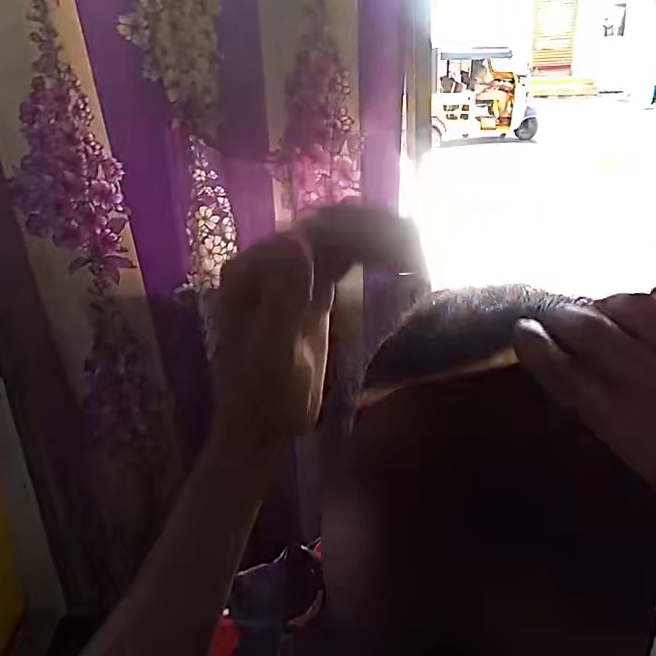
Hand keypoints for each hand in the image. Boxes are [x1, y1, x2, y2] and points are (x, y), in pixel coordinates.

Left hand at [212, 203, 422, 453]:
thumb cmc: (265, 393)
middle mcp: (266, 264)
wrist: (266, 426)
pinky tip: (391, 252)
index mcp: (249, 271)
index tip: (382, 235)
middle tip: (404, 231)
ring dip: (366, 238)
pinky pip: (339, 264)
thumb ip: (284, 299)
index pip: (300, 237)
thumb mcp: (275, 350)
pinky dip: (364, 256)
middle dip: (359, 229)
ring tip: (406, 236)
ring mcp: (290, 277)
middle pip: (318, 234)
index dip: (341, 231)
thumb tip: (300, 243)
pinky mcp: (311, 292)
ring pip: (332, 245)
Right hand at [511, 284, 655, 572]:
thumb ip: (611, 417)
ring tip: (606, 311)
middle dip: (564, 317)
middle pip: (591, 331)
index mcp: (642, 435)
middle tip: (558, 315)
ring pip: (633, 306)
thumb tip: (573, 368)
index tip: (524, 332)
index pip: (567, 374)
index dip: (537, 346)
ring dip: (608, 305)